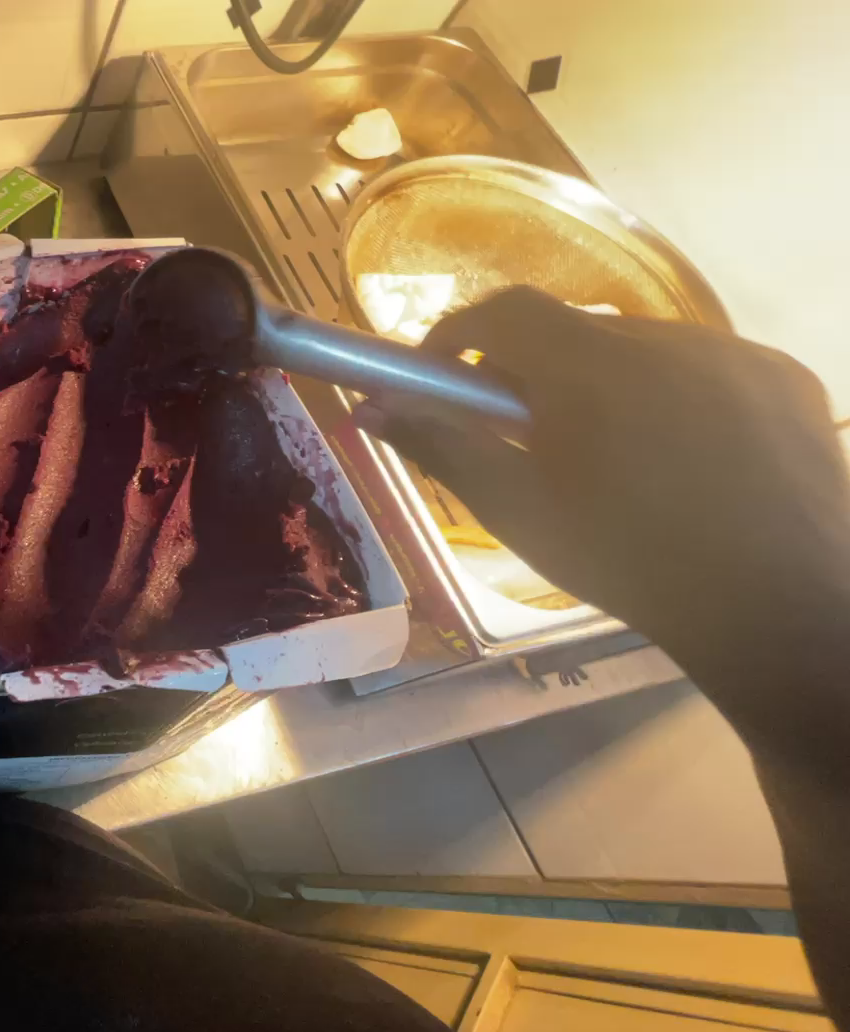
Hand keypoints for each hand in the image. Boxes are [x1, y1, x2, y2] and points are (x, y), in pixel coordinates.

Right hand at [355, 287, 849, 651]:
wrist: (778, 604)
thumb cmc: (619, 554)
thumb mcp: (509, 503)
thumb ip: (437, 444)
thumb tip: (368, 408)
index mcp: (595, 368)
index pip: (506, 309)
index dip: (455, 332)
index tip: (433, 379)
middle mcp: (671, 342)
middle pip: (563, 331)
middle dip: (515, 371)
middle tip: (504, 437)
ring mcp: (736, 356)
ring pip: (624, 348)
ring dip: (581, 382)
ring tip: (584, 456)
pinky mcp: (781, 378)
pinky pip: (687, 365)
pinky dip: (647, 393)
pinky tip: (655, 457)